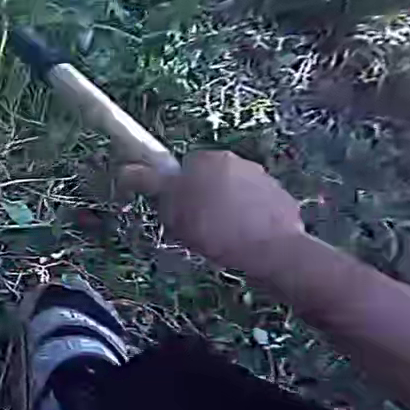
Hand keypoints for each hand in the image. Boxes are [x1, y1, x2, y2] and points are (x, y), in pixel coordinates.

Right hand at [122, 150, 306, 271]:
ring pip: (233, 193)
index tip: (174, 207)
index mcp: (208, 159)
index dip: (175, 187)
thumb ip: (147, 184)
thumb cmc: (212, 227)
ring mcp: (266, 180)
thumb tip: (126, 170)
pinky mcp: (284, 201)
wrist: (271, 251)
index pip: (183, 166)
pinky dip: (247, 220)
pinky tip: (239, 240)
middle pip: (209, 177)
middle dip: (200, 196)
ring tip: (216, 236)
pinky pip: (255, 208)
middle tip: (190, 223)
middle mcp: (240, 162)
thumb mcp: (170, 209)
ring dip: (224, 208)